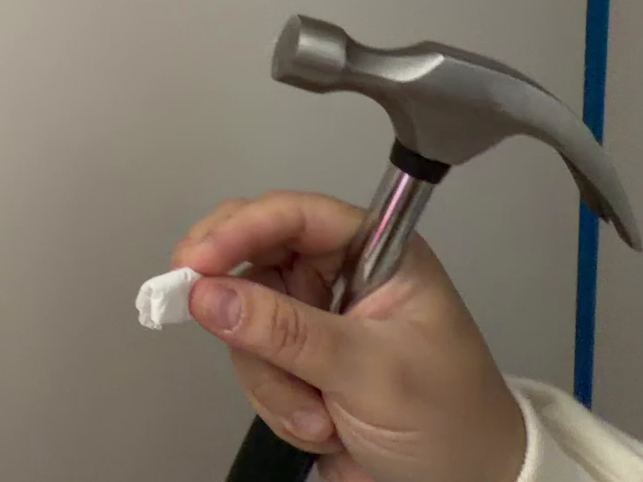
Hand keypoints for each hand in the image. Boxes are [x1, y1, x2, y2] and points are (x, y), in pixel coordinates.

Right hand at [174, 192, 526, 481]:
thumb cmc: (449, 422)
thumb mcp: (373, 374)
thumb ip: (287, 331)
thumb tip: (203, 296)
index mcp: (371, 252)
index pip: (290, 215)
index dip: (238, 230)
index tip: (194, 262)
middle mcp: (332, 271)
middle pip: (250, 253)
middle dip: (238, 300)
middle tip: (193, 304)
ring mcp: (307, 313)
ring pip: (240, 313)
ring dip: (268, 372)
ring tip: (319, 420)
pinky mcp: (290, 354)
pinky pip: (248, 357)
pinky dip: (273, 398)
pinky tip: (321, 428)